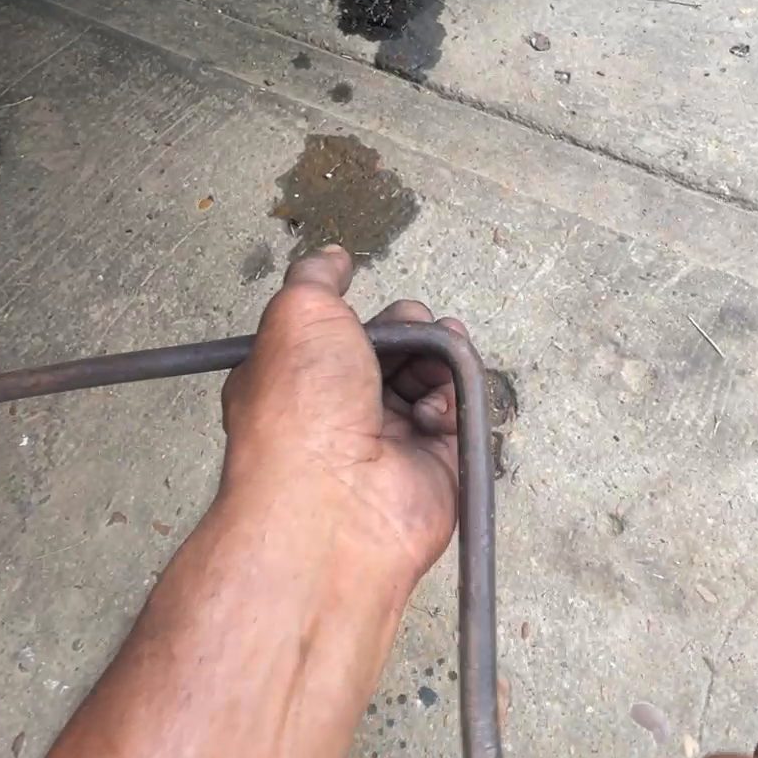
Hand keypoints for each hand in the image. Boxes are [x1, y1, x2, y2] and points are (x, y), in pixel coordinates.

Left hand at [218, 245, 463, 588]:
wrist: (335, 501)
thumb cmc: (300, 409)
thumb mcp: (296, 314)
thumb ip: (317, 276)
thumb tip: (333, 256)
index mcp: (304, 377)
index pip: (344, 333)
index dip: (360, 315)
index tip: (360, 302)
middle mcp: (345, 409)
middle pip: (397, 349)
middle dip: (410, 329)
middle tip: (409, 330)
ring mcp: (393, 439)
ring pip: (435, 376)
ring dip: (441, 356)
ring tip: (438, 354)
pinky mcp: (437, 464)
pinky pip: (461, 415)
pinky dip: (457, 399)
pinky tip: (438, 405)